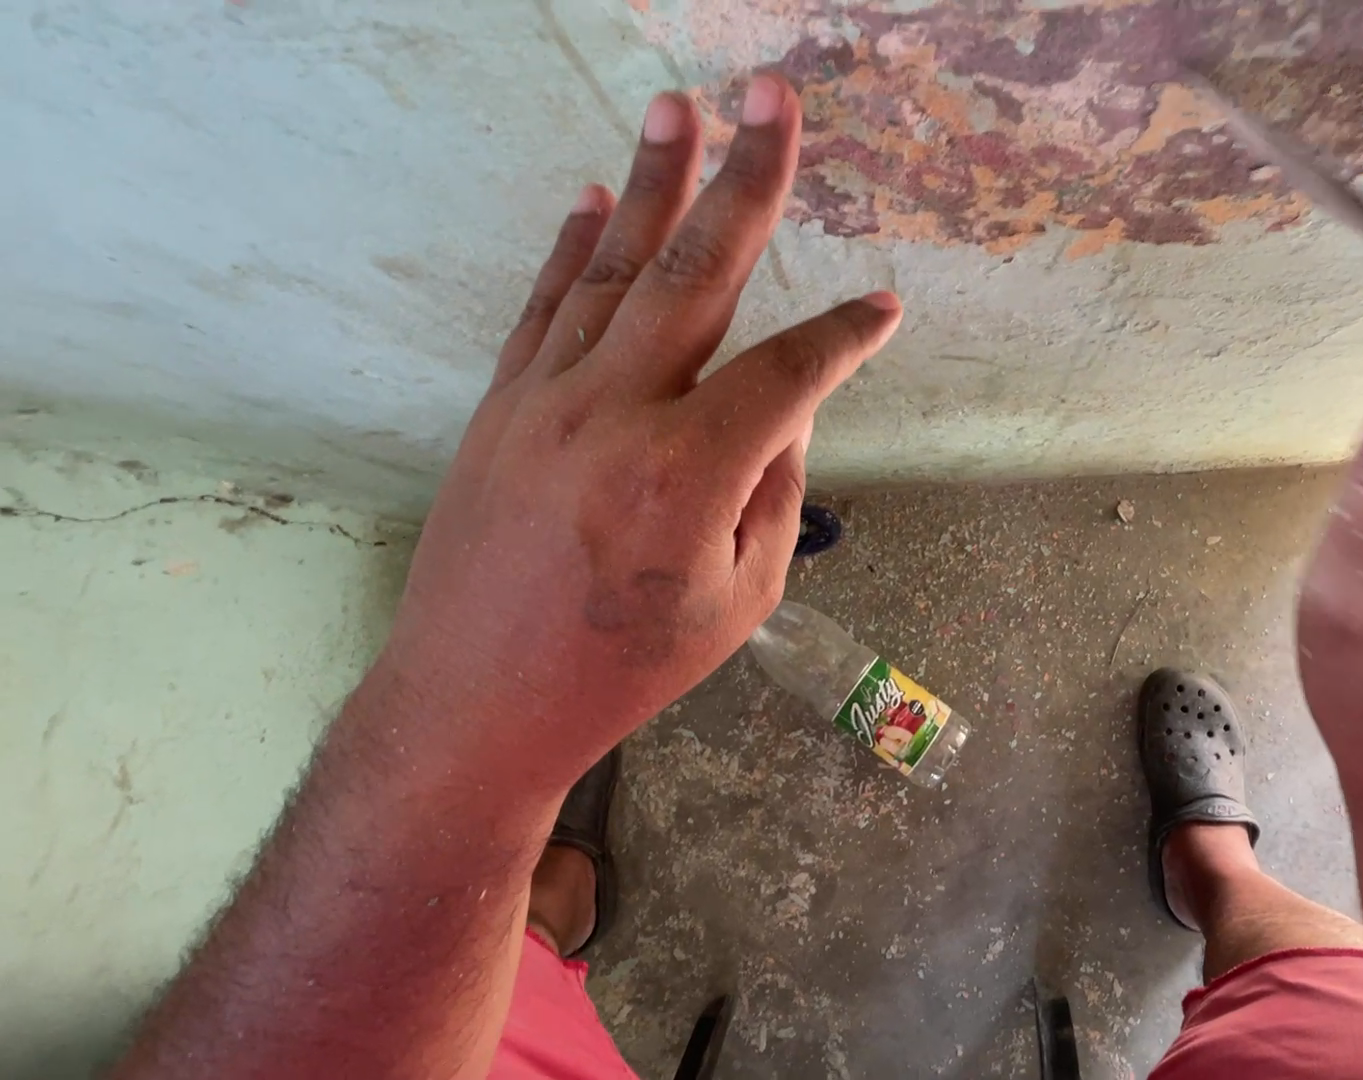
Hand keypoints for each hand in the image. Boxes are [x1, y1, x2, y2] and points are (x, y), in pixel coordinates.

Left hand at [363, 75, 900, 791]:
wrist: (476, 702)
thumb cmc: (630, 666)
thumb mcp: (742, 597)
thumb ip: (777, 493)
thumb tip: (789, 413)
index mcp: (692, 472)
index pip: (790, 373)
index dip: (845, 338)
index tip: (884, 309)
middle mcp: (619, 412)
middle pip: (696, 275)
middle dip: (747, 183)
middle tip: (770, 99)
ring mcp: (548, 399)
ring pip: (615, 270)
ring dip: (655, 186)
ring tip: (682, 110)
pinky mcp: (501, 406)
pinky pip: (546, 307)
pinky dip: (574, 248)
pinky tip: (598, 199)